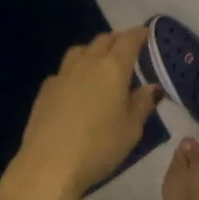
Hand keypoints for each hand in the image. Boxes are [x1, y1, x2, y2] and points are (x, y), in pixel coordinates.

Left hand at [0, 28, 163, 199]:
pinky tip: (75, 88)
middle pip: (104, 39)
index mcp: (113, 67)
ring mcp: (64, 73)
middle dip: (117, 40)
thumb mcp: (131, 130)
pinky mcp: (46, 89)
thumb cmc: (98, 147)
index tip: (147, 34)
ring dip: (93, 51)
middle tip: (127, 51)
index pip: (129, 40)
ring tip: (99, 63)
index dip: (140, 34)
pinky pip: (64, 70)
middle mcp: (88, 62)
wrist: (48, 165)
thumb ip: (143, 103)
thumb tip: (152, 87)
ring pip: (81, 50)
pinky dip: (74, 71)